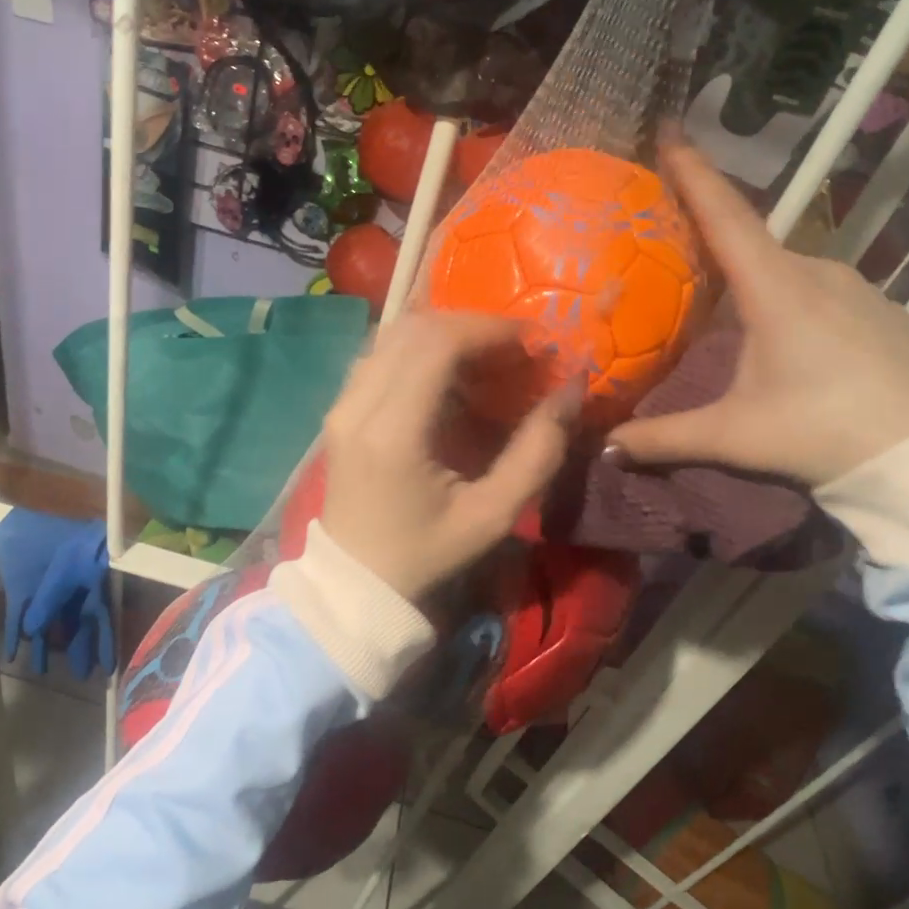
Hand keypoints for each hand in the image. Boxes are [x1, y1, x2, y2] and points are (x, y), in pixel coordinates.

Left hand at [320, 314, 576, 600]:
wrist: (357, 582)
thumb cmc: (427, 554)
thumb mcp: (492, 516)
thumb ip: (536, 453)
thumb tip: (571, 390)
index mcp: (392, 434)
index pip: (435, 345)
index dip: (488, 329)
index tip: (531, 342)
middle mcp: (357, 408)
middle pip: (411, 329)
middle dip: (469, 326)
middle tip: (513, 350)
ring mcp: (340, 406)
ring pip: (390, 336)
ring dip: (441, 334)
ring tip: (484, 359)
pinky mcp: (337, 411)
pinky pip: (377, 356)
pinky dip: (416, 350)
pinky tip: (447, 374)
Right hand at [606, 141, 908, 486]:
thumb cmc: (822, 432)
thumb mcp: (731, 438)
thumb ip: (661, 438)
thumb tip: (603, 448)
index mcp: (777, 290)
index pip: (726, 217)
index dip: (694, 174)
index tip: (669, 131)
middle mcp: (818, 275)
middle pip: (753, 242)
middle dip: (711, 234)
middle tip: (671, 236)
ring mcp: (857, 292)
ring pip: (786, 270)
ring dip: (749, 276)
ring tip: (717, 298)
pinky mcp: (880, 315)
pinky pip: (818, 291)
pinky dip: (785, 298)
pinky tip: (777, 334)